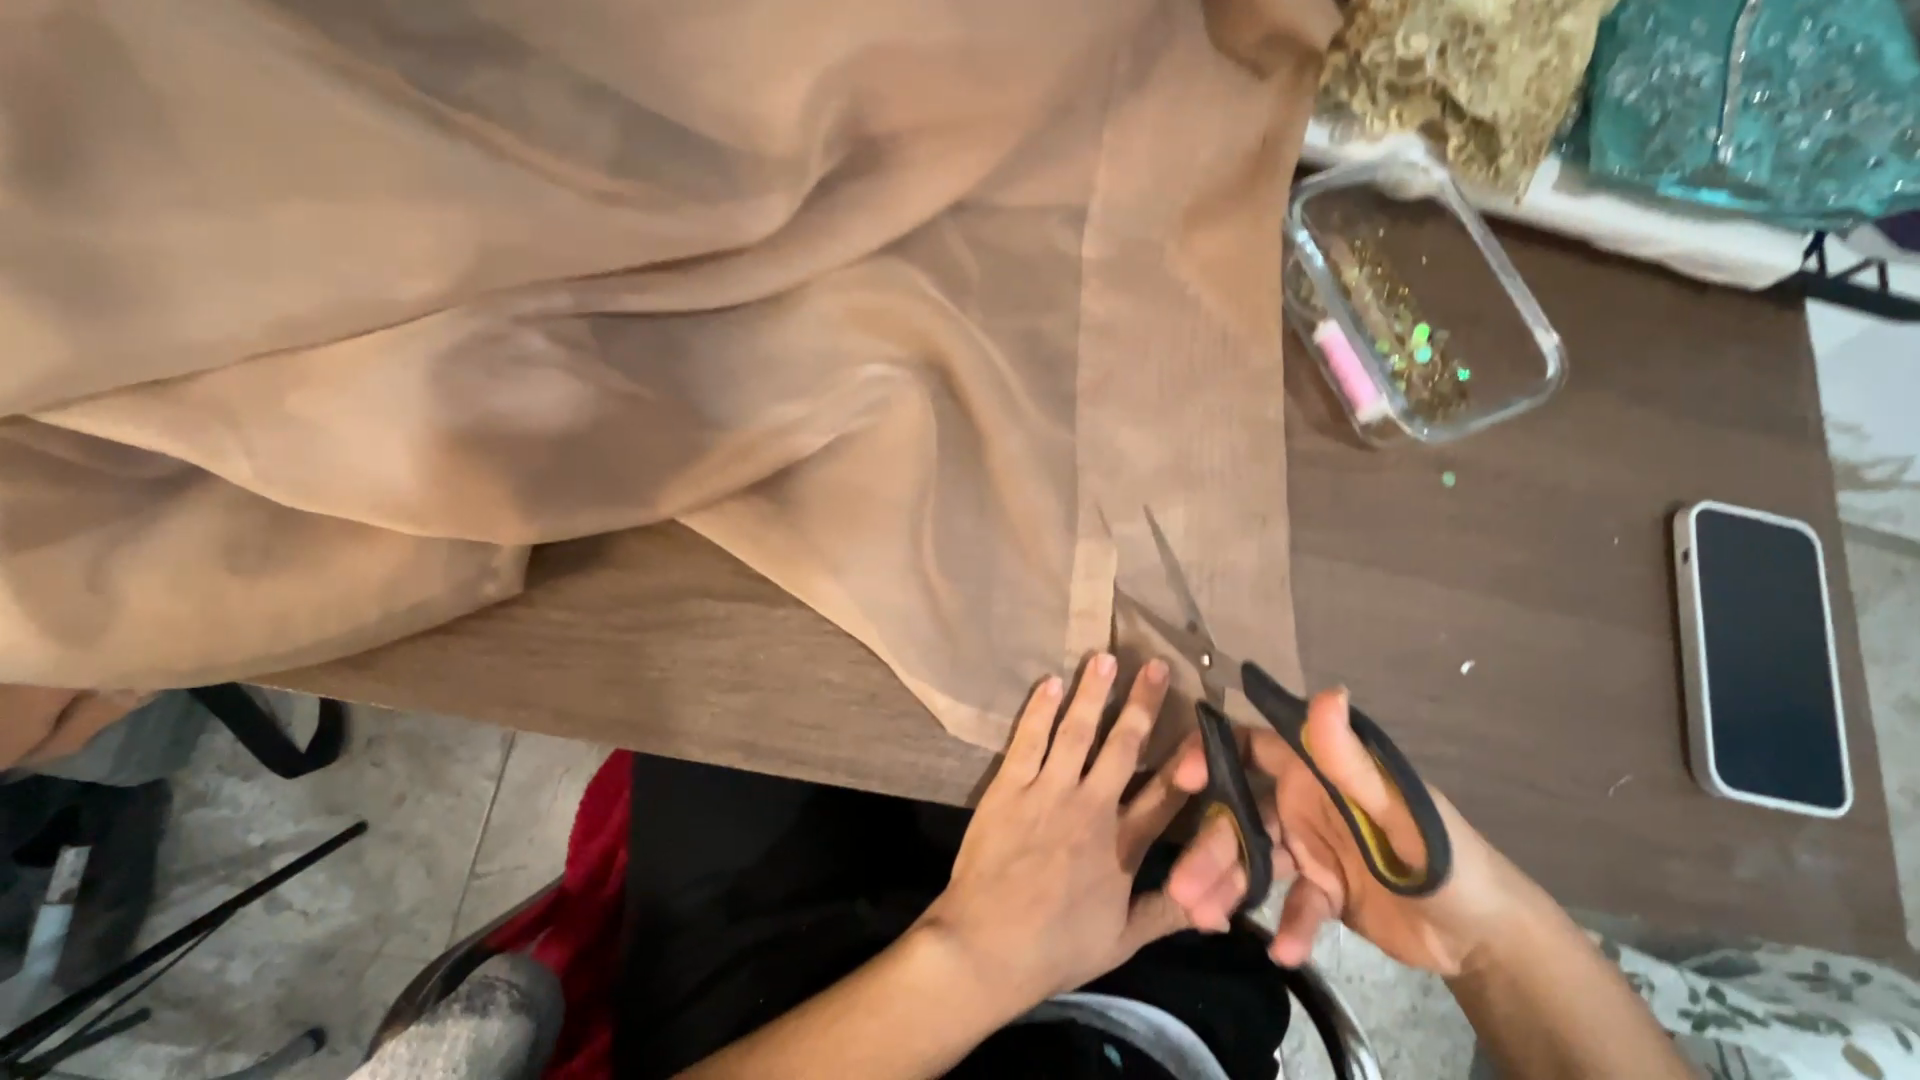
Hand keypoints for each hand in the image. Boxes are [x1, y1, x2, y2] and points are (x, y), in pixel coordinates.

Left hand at [916, 654, 1227, 1007]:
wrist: (986, 946)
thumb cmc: (1055, 948)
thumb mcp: (1122, 941)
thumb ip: (1168, 914)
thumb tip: (1219, 908)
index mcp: (1122, 845)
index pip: (1165, 793)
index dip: (1186, 758)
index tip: (1202, 725)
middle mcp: (1091, 808)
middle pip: (1123, 746)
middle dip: (1143, 704)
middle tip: (1156, 664)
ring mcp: (1048, 793)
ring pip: (1076, 732)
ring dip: (1092, 693)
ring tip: (1104, 657)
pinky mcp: (1008, 789)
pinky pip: (1028, 741)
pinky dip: (1039, 711)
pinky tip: (1050, 683)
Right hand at [1165, 688, 1550, 976]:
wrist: (1486, 936)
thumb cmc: (1446, 856)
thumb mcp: (1398, 810)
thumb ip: (1353, 762)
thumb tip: (1327, 694)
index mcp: (1318, 772)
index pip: (1251, 748)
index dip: (1211, 755)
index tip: (1182, 779)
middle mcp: (1305, 804)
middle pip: (1241, 817)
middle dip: (1210, 849)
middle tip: (1182, 887)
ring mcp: (1311, 849)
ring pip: (1254, 862)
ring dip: (1228, 888)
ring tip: (1204, 921)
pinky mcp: (1324, 892)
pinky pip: (1293, 905)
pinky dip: (1288, 927)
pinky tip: (1283, 952)